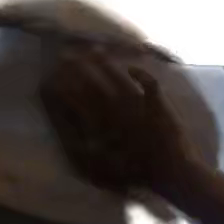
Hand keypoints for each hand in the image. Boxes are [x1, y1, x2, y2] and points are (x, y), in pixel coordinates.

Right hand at [40, 48, 202, 195]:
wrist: (171, 170)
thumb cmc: (133, 173)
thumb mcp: (97, 166)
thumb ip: (79, 147)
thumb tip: (64, 128)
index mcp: (100, 122)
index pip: (77, 98)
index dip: (63, 86)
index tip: (52, 75)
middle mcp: (117, 107)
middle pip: (95, 83)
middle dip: (79, 68)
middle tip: (67, 54)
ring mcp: (139, 103)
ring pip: (118, 78)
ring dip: (106, 63)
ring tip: (94, 49)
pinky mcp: (158, 104)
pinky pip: (149, 84)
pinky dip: (141, 74)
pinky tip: (132, 68)